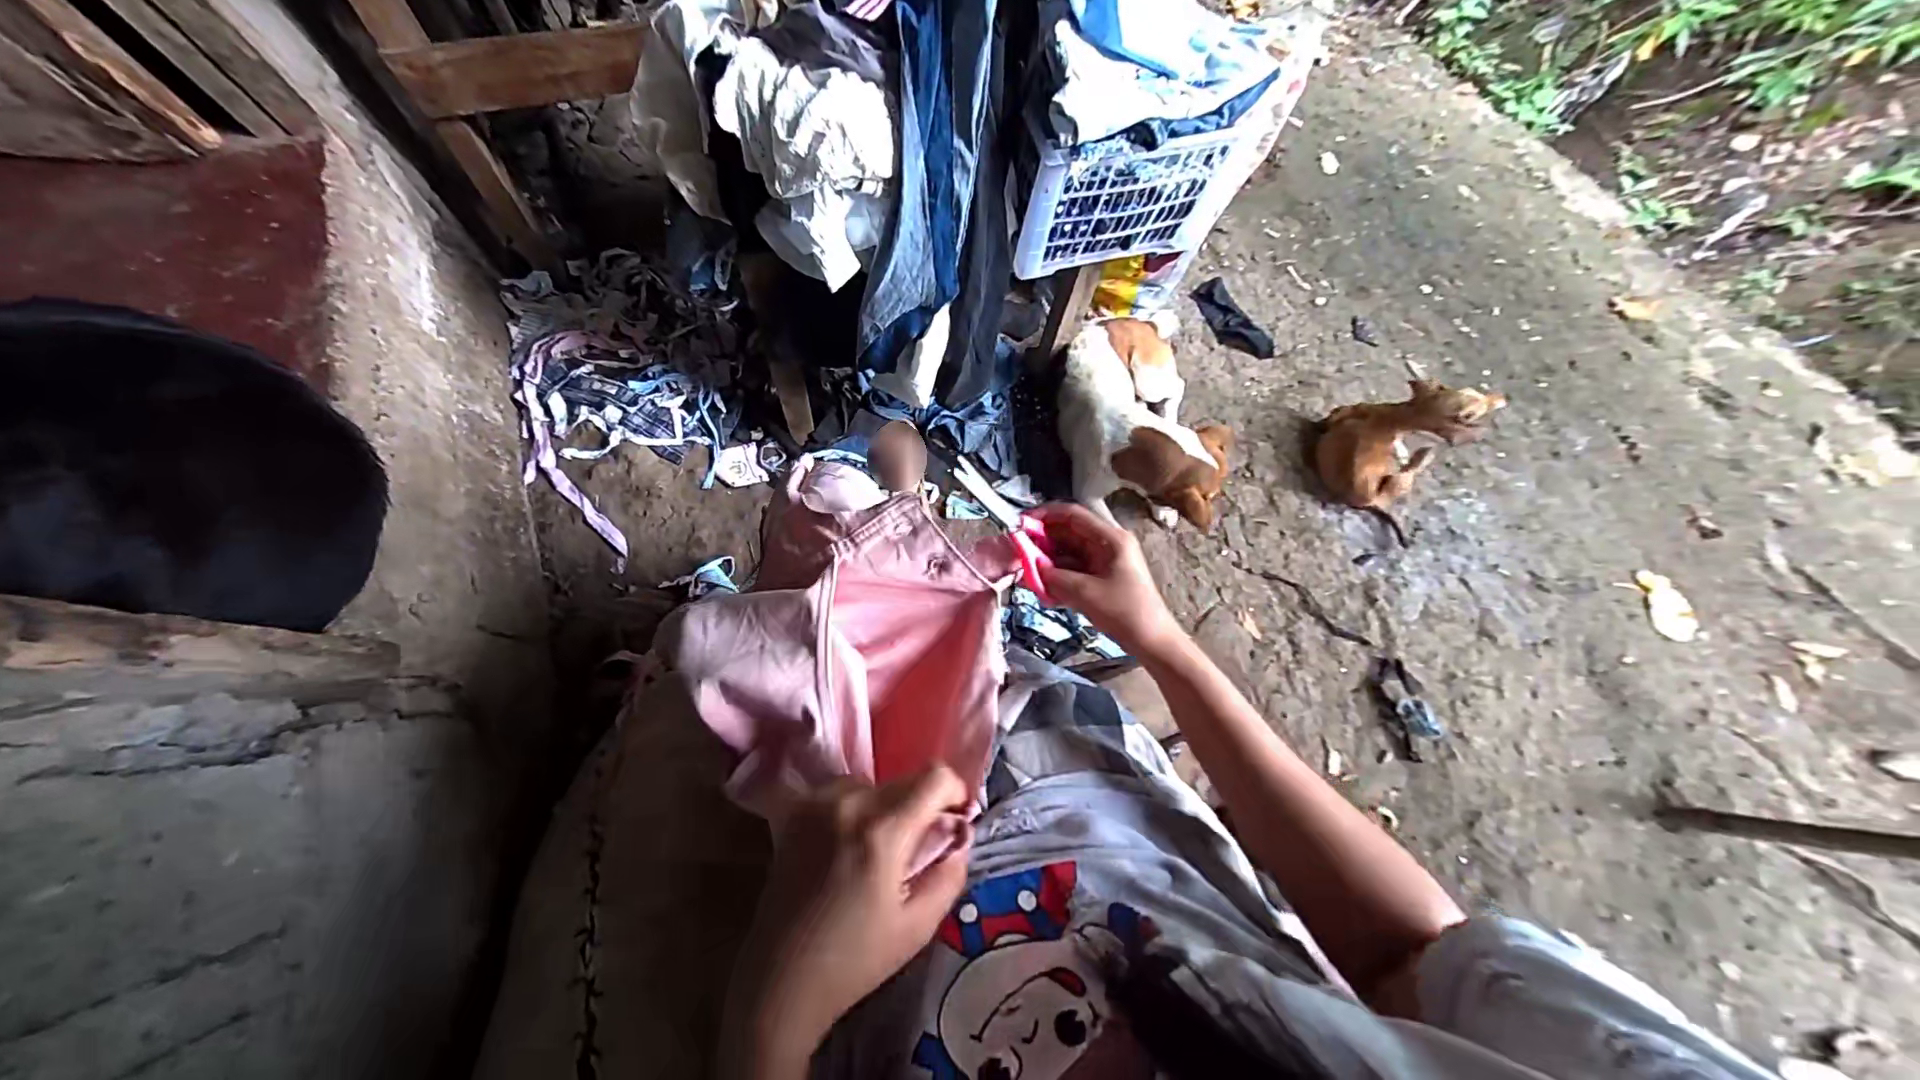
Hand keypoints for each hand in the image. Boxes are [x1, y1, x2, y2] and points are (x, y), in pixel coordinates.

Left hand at [721, 767, 971, 1078]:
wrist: (781, 978)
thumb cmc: (855, 959)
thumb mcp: (919, 926)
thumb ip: (950, 873)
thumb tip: (961, 835)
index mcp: (883, 831)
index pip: (934, 776)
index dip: (955, 791)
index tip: (954, 819)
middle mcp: (849, 804)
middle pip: (906, 779)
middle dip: (923, 804)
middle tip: (919, 845)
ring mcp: (818, 803)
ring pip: (875, 783)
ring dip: (888, 805)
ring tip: (880, 848)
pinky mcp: (796, 812)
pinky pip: (842, 791)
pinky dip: (856, 807)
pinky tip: (850, 844)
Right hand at [1030, 502, 1182, 656]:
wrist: (1153, 641)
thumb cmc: (1125, 612)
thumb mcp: (1085, 593)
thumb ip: (1054, 577)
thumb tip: (1030, 566)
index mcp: (1110, 538)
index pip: (1073, 515)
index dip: (1044, 515)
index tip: (1021, 524)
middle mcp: (1107, 544)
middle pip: (1068, 533)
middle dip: (1042, 540)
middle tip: (1017, 551)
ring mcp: (1105, 561)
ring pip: (1068, 552)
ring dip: (1047, 560)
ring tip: (1025, 571)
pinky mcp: (1102, 578)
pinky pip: (1073, 569)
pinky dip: (1057, 575)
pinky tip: (1042, 587)